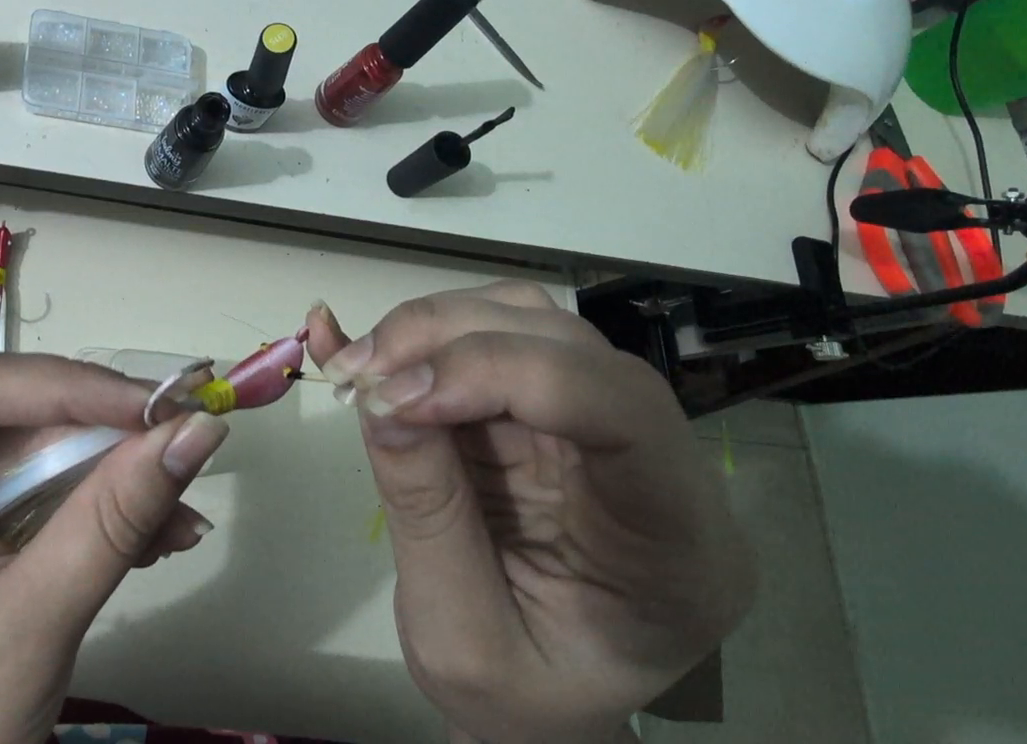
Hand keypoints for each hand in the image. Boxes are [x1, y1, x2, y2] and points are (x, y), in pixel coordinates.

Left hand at [0, 352, 228, 743]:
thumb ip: (112, 520)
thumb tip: (196, 432)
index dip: (66, 386)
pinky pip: (32, 480)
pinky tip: (152, 532)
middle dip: (99, 431)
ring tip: (177, 512)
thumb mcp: (30, 624)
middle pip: (1, 413)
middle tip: (185, 438)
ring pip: (29, 443)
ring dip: (109, 472)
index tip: (158, 406)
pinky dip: (94, 502)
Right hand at [307, 283, 753, 743]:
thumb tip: (380, 394)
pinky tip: (351, 338)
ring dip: (430, 330)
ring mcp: (599, 424)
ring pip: (527, 322)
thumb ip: (427, 512)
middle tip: (355, 374)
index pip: (621, 408)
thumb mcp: (460, 639)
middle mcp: (654, 460)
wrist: (535, 708)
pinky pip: (489, 339)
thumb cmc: (518, 698)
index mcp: (674, 540)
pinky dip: (419, 336)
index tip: (396, 398)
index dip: (505, 374)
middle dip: (448, 341)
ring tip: (356, 370)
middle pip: (566, 345)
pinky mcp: (545, 409)